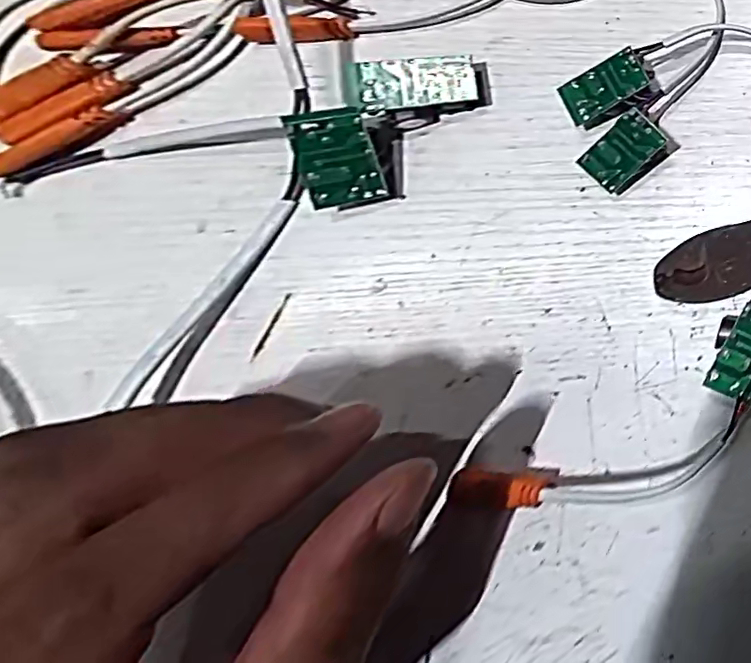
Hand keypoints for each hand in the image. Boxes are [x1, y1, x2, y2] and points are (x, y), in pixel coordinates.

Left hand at [0, 396, 437, 662]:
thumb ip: (326, 609)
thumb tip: (397, 496)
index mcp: (34, 656)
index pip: (187, 512)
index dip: (292, 457)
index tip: (353, 428)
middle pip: (85, 478)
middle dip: (225, 432)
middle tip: (309, 427)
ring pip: (25, 471)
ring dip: (145, 439)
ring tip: (234, 440)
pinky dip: (69, 466)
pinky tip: (129, 476)